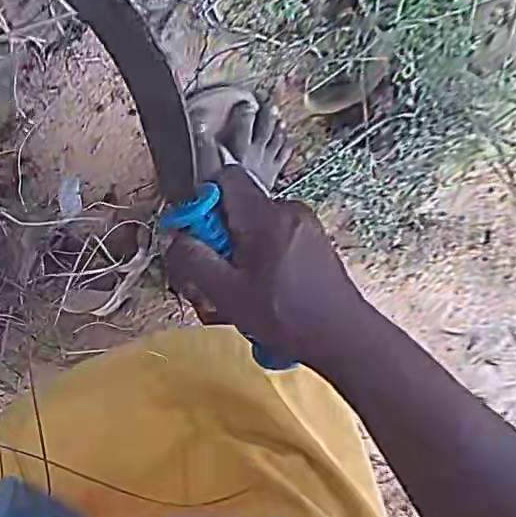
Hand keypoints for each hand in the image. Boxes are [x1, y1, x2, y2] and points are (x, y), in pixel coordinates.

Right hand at [163, 165, 374, 368]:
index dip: (199, 202)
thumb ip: (191, 258)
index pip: (225, 178)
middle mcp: (287, 211)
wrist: (343, 338)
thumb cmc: (282, 315)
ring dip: (227, 255)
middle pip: (232, 209)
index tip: (191, 236)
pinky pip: (265, 239)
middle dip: (210, 239)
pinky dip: (249, 260)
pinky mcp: (308, 242)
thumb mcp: (223, 289)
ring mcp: (302, 225)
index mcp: (266, 216)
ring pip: (246, 228)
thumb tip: (172, 237)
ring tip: (228, 291)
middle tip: (204, 277)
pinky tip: (250, 291)